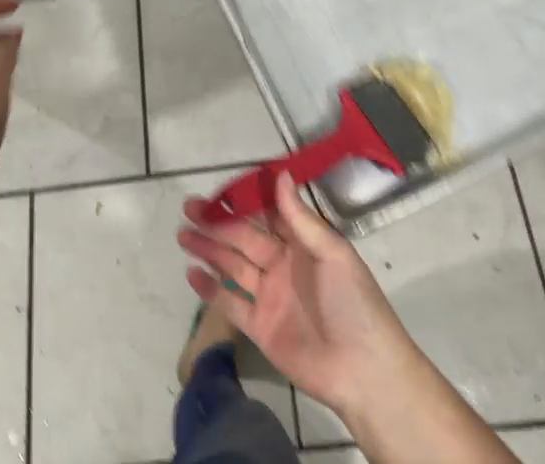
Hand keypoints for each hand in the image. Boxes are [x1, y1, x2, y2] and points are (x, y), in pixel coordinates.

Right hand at [178, 173, 425, 423]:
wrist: (362, 369)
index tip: (218, 188)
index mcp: (304, 246)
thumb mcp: (333, 254)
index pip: (269, 216)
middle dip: (217, 223)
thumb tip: (281, 174)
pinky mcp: (260, 327)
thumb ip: (301, 219)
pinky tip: (192, 273)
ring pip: (233, 266)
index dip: (245, 202)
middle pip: (245, 239)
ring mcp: (270, 297)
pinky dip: (211, 289)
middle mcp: (284, 266)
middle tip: (189, 208)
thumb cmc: (353, 303)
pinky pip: (231, 303)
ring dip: (209, 250)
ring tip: (183, 235)